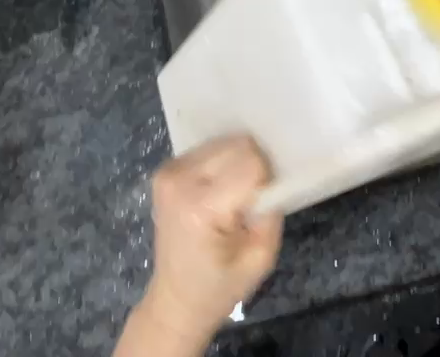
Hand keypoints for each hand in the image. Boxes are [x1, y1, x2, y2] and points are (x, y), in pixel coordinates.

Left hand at [131, 137, 282, 350]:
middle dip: (251, 167)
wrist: (175, 299)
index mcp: (202, 207)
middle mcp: (180, 180)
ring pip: (224, 141)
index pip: (250, 162)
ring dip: (235, 163)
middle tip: (248, 201)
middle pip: (237, 144)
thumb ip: (272, 211)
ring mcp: (169, 172)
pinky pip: (208, 148)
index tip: (261, 204)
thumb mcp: (261, 258)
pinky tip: (215, 191)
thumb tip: (273, 176)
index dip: (265, 179)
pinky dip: (219, 165)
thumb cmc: (219, 285)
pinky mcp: (166, 168)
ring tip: (230, 198)